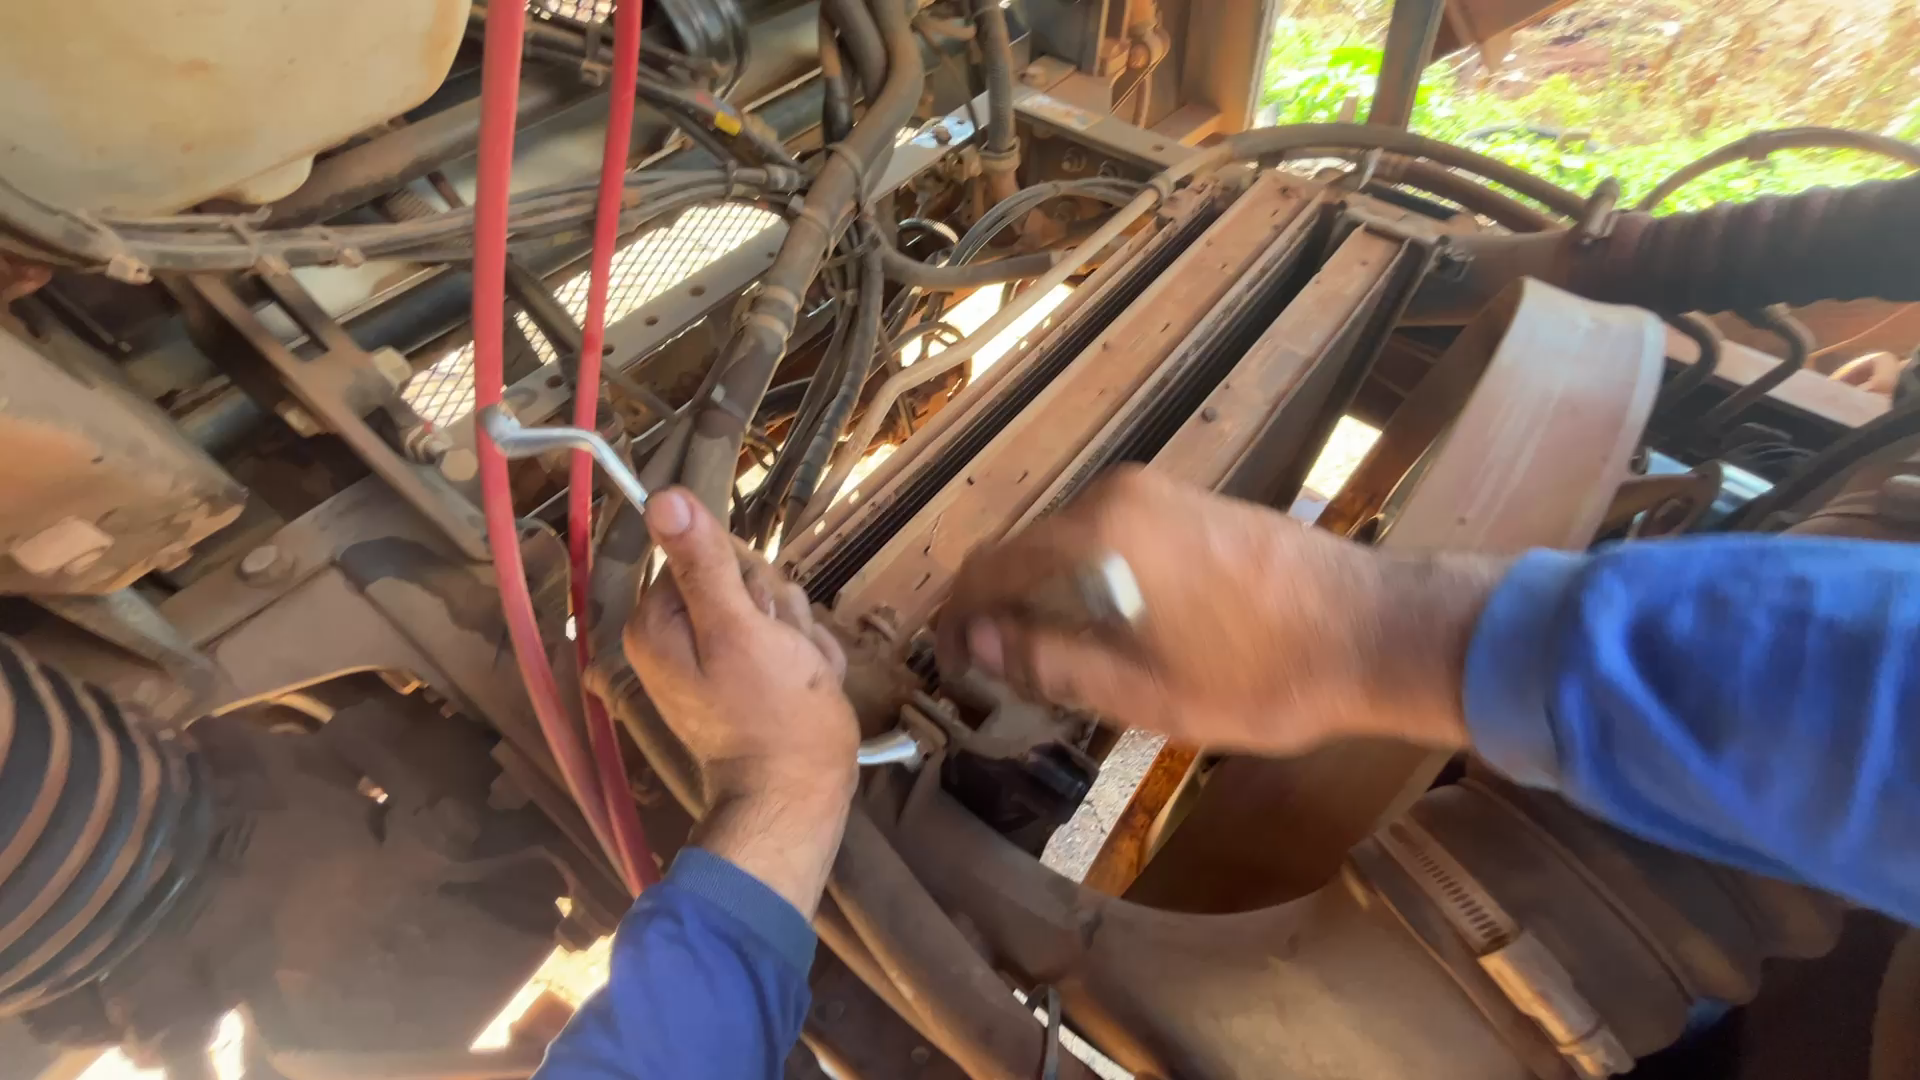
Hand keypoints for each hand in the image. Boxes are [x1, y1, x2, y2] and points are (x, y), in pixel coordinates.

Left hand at [625, 487, 857, 915]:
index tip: (760, 619)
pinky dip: (806, 655)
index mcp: (661, 619)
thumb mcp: (738, 630)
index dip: (749, 579)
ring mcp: (718, 653)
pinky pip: (789, 635)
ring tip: (798, 675)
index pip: (711, 552)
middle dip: (779, 611)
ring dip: (800, 635)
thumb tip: (663, 497)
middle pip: (748, 577)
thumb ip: (705, 565)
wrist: (799, 790)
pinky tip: (806, 684)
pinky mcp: (750, 671)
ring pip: (777, 606)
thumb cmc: (771, 711)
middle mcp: (681, 632)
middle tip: (783, 654)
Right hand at [936, 466, 1506, 756]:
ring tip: (1051, 657)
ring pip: (1063, 543)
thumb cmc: (1258, 674)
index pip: (991, 566)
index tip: (952, 661)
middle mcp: (1114, 495)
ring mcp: (1152, 491)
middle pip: (1025, 550)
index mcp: (1096, 534)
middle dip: (1001, 608)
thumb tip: (972, 640)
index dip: (960, 615)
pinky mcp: (1181, 500)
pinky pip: (1104, 536)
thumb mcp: (1140, 689)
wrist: (1376, 629)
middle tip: (1004, 672)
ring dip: (1043, 595)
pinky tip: (1104, 622)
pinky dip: (1084, 577)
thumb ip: (1047, 659)